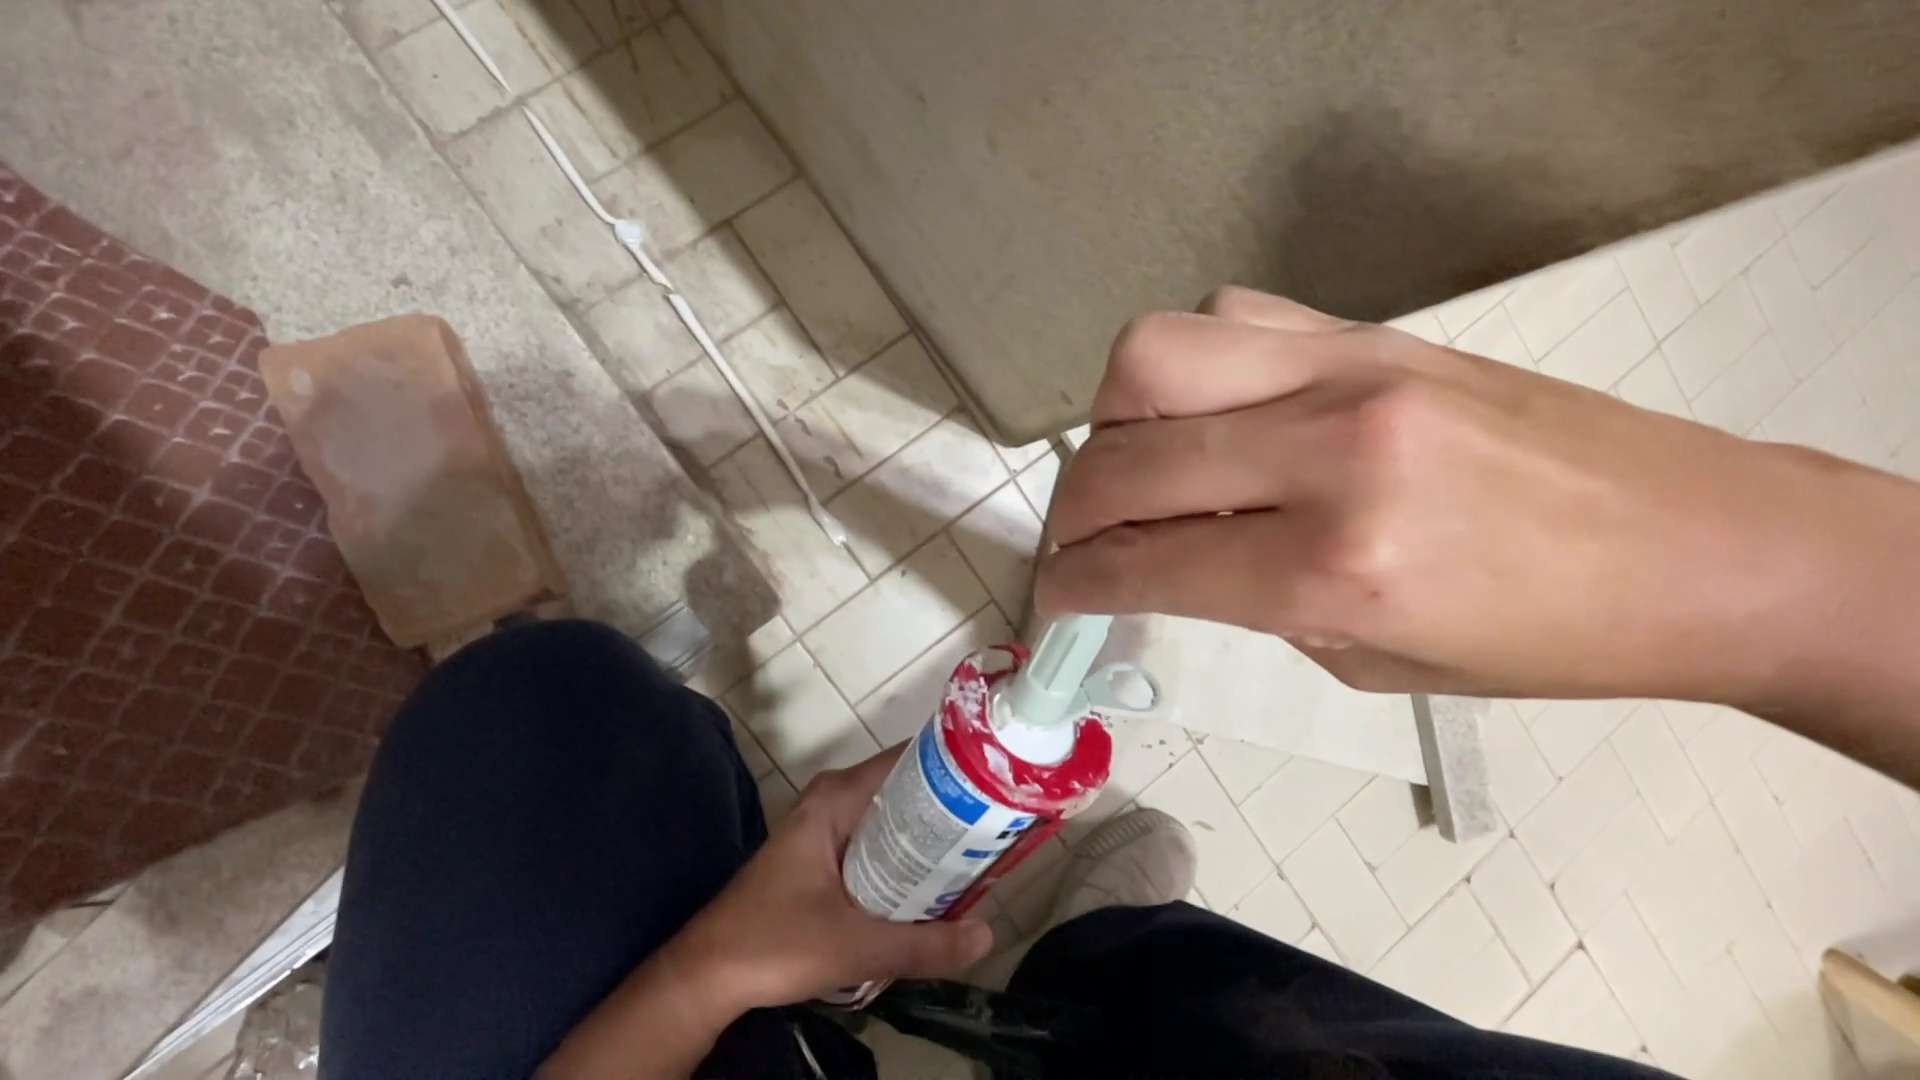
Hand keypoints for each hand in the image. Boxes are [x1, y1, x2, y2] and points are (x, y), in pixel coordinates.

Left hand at [663, 745, 993, 1014]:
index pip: (908, 760)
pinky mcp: (823, 853)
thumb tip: (987, 937)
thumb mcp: (854, 947)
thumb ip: (922, 945)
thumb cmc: (773, 943)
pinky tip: (936, 882)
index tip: (998, 782)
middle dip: (951, 807)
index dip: (954, 767)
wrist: (707, 974)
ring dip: (930, 836)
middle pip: (905, 789)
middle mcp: (833, 799)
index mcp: (837, 797)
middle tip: (999, 828)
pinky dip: (906, 855)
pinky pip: (878, 840)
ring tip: (982, 853)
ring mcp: (826, 826)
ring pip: (892, 818)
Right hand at [1036, 286, 1919, 712]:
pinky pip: (1226, 317)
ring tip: (1133, 467)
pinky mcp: (1370, 330)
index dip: (1074, 584)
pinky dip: (1185, 369)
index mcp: (1334, 568)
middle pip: (1124, 456)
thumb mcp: (1369, 663)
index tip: (1053, 596)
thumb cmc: (1542, 639)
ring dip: (1111, 422)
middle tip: (1077, 541)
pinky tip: (1209, 412)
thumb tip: (1159, 557)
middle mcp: (1329, 451)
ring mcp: (1348, 368)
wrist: (1700, 544)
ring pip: (1152, 356)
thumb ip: (1247, 602)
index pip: (1144, 561)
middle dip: (1070, 512)